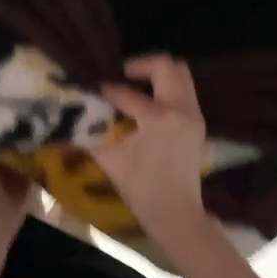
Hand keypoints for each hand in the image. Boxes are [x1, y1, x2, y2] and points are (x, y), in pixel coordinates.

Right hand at [92, 55, 210, 237]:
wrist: (175, 212)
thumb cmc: (140, 187)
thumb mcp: (109, 159)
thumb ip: (93, 132)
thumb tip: (77, 113)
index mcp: (158, 118)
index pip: (126, 93)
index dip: (106, 90)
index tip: (93, 88)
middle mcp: (181, 110)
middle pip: (167, 67)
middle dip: (141, 65)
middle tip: (122, 74)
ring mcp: (194, 116)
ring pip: (181, 77)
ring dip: (158, 76)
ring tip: (135, 86)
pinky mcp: (199, 124)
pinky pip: (185, 93)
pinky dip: (167, 91)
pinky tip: (149, 105)